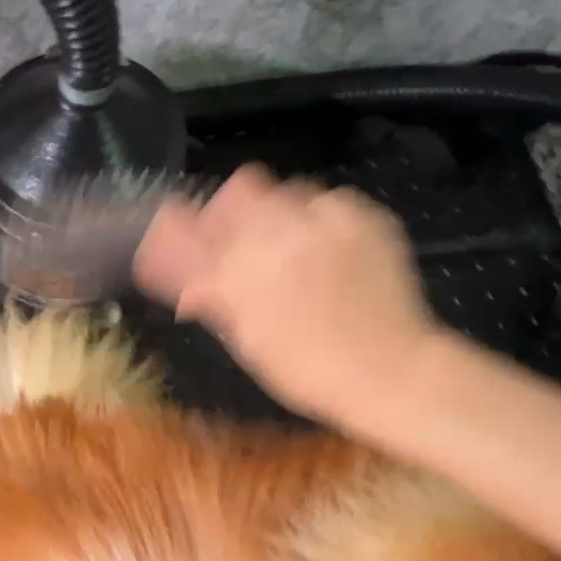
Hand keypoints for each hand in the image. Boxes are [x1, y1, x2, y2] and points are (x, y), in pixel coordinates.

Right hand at [132, 164, 448, 424]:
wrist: (387, 370)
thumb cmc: (307, 371)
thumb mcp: (248, 341)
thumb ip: (216, 301)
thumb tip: (188, 287)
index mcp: (244, 271)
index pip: (196, 227)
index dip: (180, 223)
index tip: (173, 227)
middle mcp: (282, 233)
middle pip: (242, 189)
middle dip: (231, 210)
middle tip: (233, 238)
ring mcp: (329, 219)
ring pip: (286, 190)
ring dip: (275, 213)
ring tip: (283, 248)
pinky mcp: (367, 217)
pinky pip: (329, 201)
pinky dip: (317, 221)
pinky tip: (322, 252)